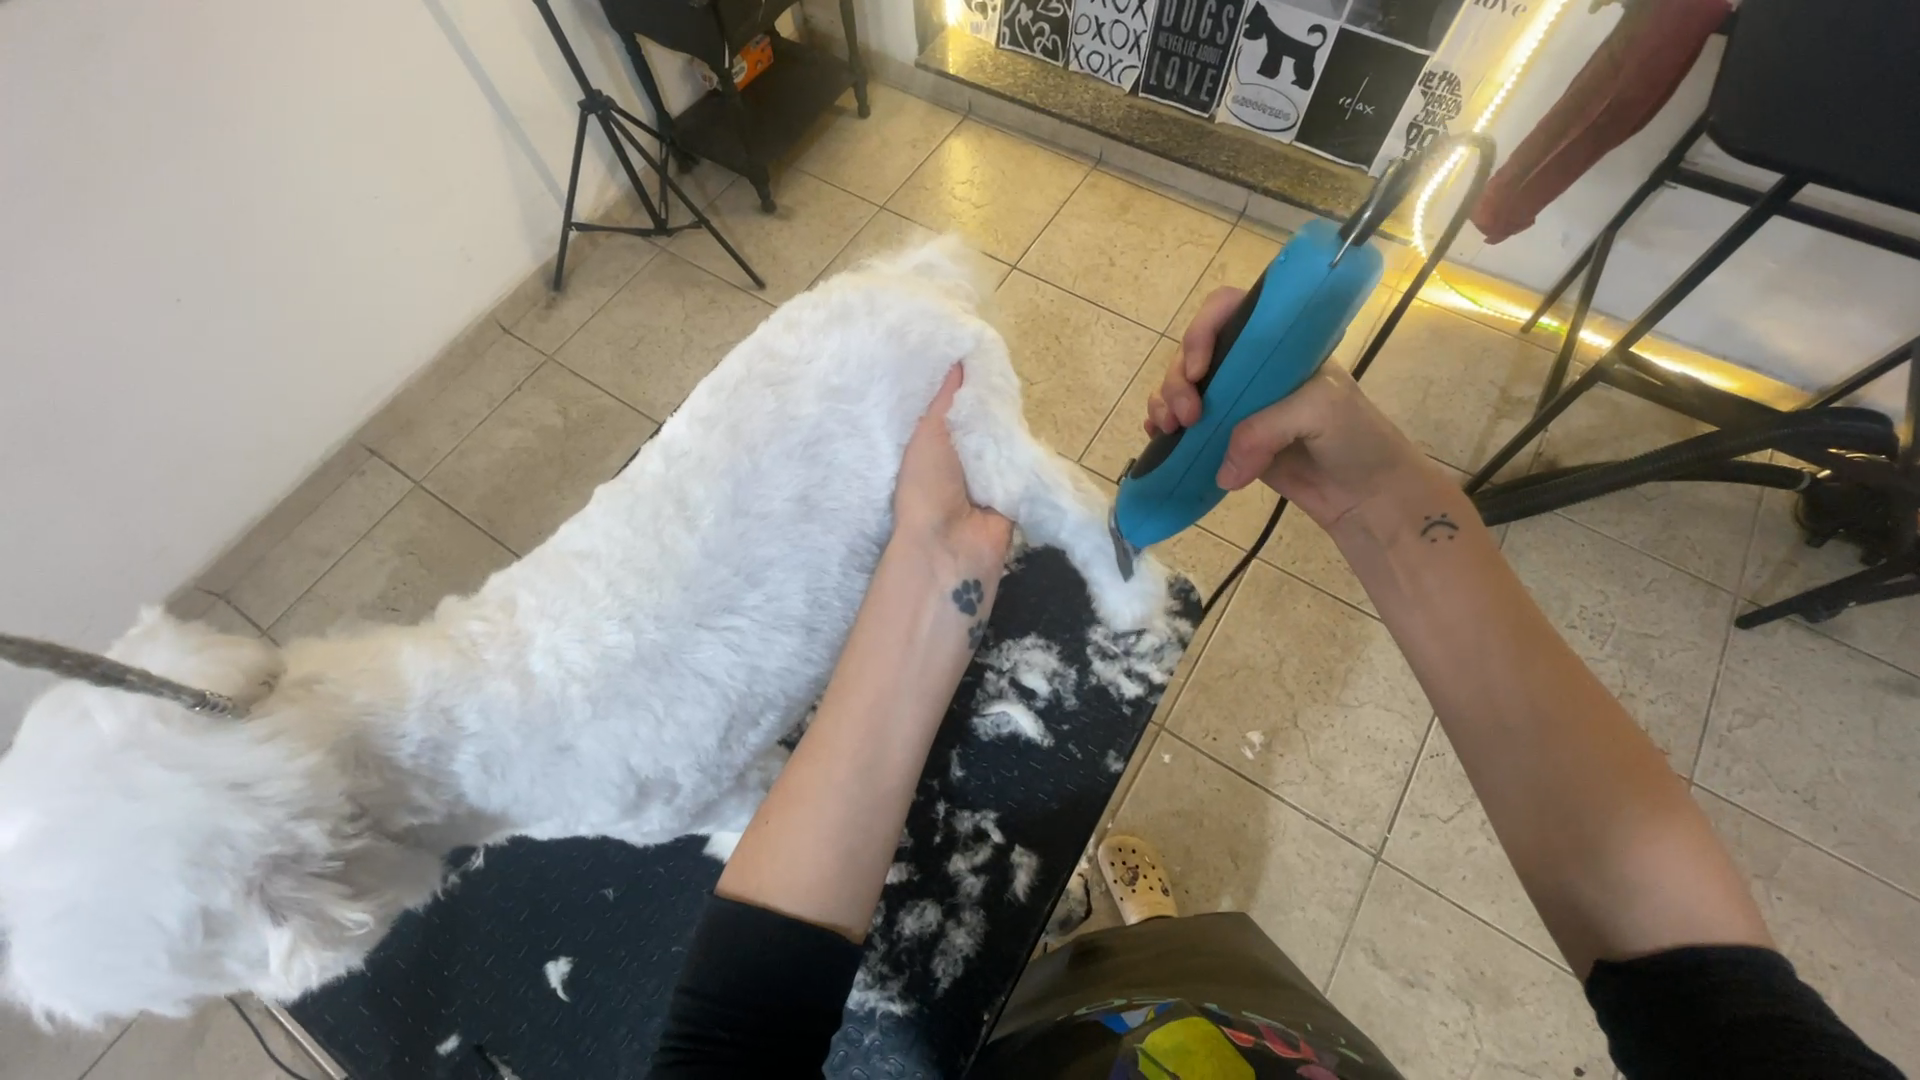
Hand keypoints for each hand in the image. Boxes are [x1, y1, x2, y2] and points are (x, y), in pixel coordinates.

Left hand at [894, 365, 1013, 573]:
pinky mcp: (1014, 494)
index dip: (964, 390)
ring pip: (1004, 443)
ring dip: (1011, 426)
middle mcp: (959, 464)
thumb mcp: (928, 434)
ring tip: (1022, 389)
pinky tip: (1036, 426)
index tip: (978, 357)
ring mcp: (988, 480)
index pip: (953, 414)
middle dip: (992, 405)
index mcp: (932, 450)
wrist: (949, 546)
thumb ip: (945, 399)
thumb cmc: (926, 488)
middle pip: (982, 426)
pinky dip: (1027, 452)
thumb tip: (959, 360)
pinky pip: (1023, 465)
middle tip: (1007, 369)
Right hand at [1150, 287, 1438, 529]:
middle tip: (1187, 418)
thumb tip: (1222, 466)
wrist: (1366, 494)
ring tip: (1171, 430)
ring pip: (1182, 387)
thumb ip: (1266, 428)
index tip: (1199, 371)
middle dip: (1178, 379)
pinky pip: (1182, 424)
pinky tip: (1159, 438)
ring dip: (1165, 403)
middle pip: (1195, 352)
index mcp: (1279, 345)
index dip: (1202, 332)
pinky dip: (1162, 427)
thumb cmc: (1356, 439)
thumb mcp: (1321, 412)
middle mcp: (1251, 367)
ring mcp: (1235, 403)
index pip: (1229, 311)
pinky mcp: (1224, 439)